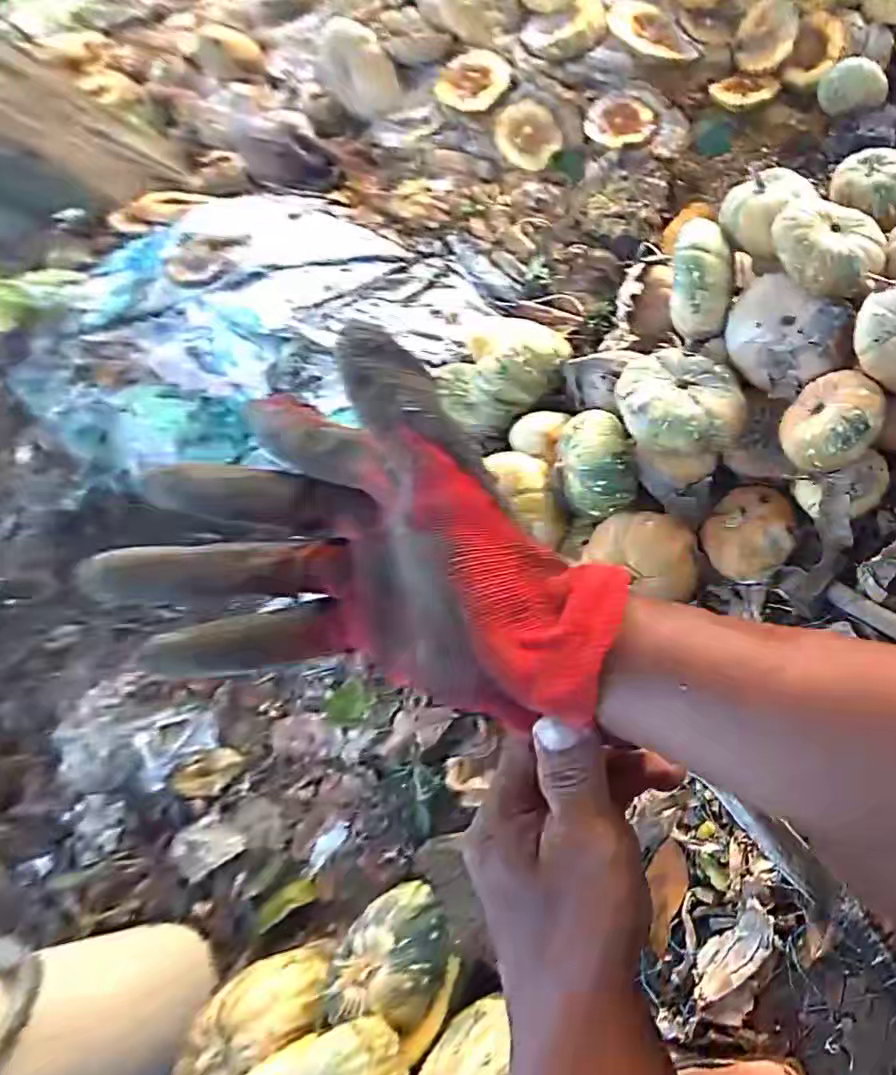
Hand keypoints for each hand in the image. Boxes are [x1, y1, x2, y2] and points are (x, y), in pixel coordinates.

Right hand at [75, 323, 631, 729]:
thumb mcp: (437, 474)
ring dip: (196, 573)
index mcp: (402, 486)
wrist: (522, 642)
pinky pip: (290, 635)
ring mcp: (378, 583)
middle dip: (225, 495)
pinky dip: (231, 643)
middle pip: (292, 507)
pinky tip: (157, 654)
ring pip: (273, 572)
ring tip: (102, 576)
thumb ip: (397, 408)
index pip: (338, 452)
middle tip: (152, 482)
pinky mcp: (375, 634)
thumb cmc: (480, 555)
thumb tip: (358, 329)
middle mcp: (386, 530)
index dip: (298, 432)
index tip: (258, 410)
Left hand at [464, 720, 683, 1074]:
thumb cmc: (585, 917)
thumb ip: (573, 775)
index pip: (528, 739)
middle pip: (556, 759)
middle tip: (663, 743)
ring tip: (673, 774)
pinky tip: (655, 795)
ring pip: (576, 784)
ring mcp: (530, 845)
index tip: (624, 696)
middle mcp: (506, 824)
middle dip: (611, 745)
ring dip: (622, 771)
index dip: (573, 712)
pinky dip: (617, 798)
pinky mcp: (555, 862)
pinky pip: (583, 811)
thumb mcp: (587, 837)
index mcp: (500, 816)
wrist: (583, 1008)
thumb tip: (556, 710)